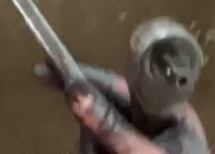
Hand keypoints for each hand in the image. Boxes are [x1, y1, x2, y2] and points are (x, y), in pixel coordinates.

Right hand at [44, 66, 208, 153]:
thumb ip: (111, 126)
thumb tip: (72, 89)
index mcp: (169, 112)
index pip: (119, 82)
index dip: (84, 76)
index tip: (45, 69)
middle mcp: (155, 122)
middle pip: (103, 107)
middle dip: (89, 130)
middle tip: (89, 153)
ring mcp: (143, 143)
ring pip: (97, 132)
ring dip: (91, 150)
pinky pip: (101, 148)